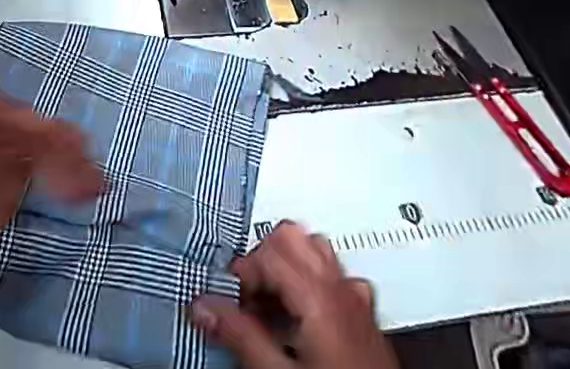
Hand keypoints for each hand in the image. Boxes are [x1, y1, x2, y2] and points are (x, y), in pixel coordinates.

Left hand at [0, 88, 104, 368]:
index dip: (8, 113)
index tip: (39, 130)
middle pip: (7, 124)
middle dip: (43, 134)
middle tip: (78, 149)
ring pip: (24, 147)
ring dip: (58, 152)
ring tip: (89, 171)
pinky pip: (30, 174)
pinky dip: (57, 175)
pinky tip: (79, 184)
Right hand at [191, 221, 396, 368]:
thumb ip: (239, 334)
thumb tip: (203, 305)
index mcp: (317, 295)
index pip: (266, 252)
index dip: (242, 274)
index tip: (232, 301)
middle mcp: (340, 287)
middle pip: (291, 236)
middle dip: (262, 259)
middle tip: (250, 297)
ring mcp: (357, 299)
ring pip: (315, 247)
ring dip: (287, 265)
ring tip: (273, 304)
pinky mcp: (366, 314)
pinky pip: (336, 274)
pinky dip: (313, 280)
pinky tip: (304, 314)